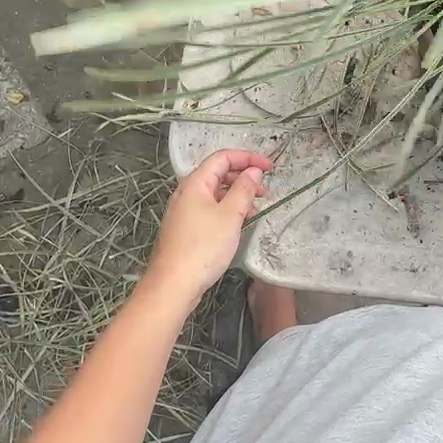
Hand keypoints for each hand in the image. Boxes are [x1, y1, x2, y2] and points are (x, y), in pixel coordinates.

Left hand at [144, 149, 273, 301]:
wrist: (173, 284)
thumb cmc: (203, 247)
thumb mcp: (230, 215)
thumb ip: (244, 190)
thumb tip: (254, 171)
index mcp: (195, 183)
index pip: (223, 157)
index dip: (248, 158)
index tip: (269, 167)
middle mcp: (186, 192)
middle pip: (217, 173)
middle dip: (243, 176)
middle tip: (265, 189)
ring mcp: (183, 211)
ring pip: (214, 193)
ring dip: (236, 194)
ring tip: (254, 208)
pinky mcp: (185, 228)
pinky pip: (209, 208)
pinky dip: (226, 209)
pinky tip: (237, 223)